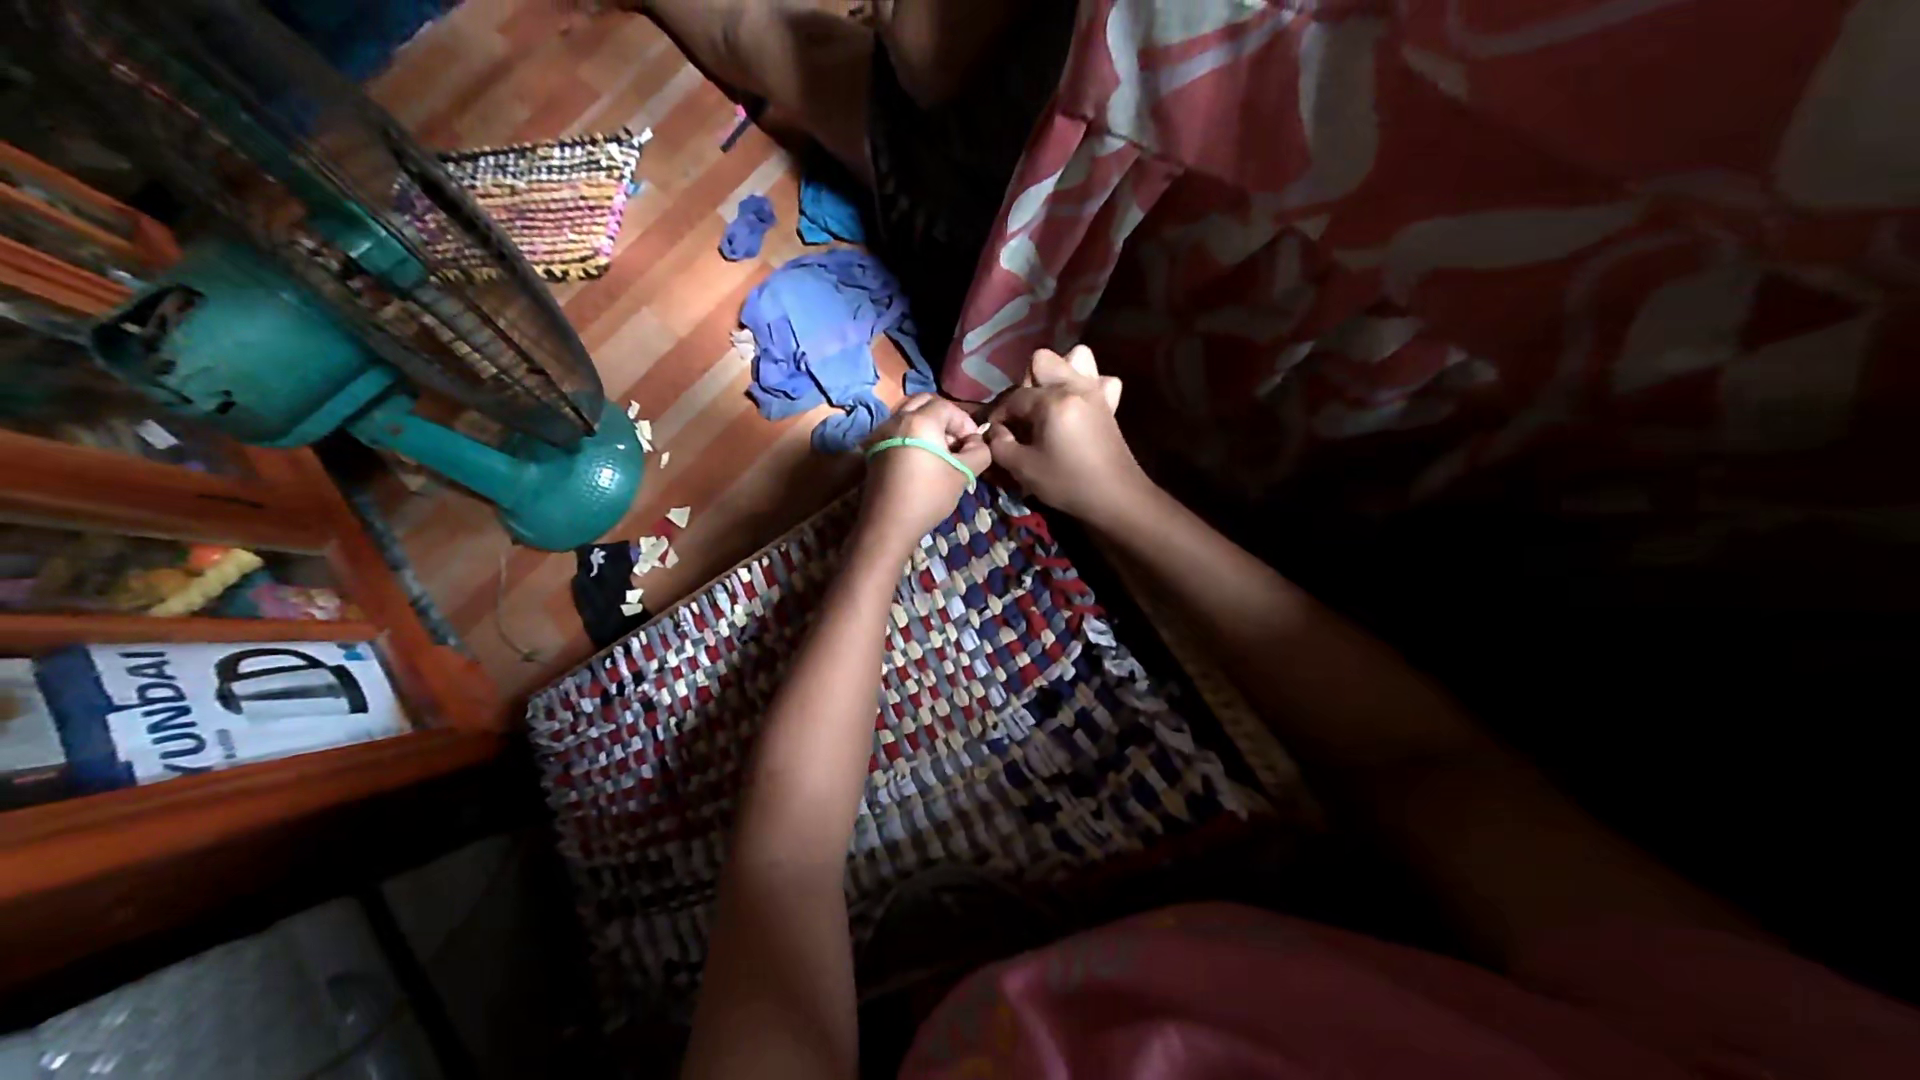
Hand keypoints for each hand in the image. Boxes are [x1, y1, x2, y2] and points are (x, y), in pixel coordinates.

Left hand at [858, 394, 990, 548]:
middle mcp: (897, 419)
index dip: (965, 423)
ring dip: (928, 423)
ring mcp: (881, 433)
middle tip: (956, 440)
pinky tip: (923, 458)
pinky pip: (897, 429)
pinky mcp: (874, 449)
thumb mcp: (963, 474)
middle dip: (945, 416)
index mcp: (920, 420)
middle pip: (924, 402)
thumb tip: (977, 443)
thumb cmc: (928, 496)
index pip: (948, 407)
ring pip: (908, 414)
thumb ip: (979, 452)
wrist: (888, 523)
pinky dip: (912, 433)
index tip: (973, 444)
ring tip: (941, 449)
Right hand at [984, 346, 1152, 528]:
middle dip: (1027, 383)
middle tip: (1025, 415)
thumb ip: (1000, 445)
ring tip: (1051, 404)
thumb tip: (996, 432)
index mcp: (1052, 401)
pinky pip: (1099, 379)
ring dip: (1058, 375)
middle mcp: (1075, 387)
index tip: (995, 434)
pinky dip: (1087, 385)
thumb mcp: (1024, 469)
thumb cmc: (1068, 483)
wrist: (1116, 497)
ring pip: (1076, 358)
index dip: (999, 415)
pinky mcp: (1109, 403)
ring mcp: (1096, 392)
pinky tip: (1078, 407)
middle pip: (1042, 360)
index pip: (1014, 397)